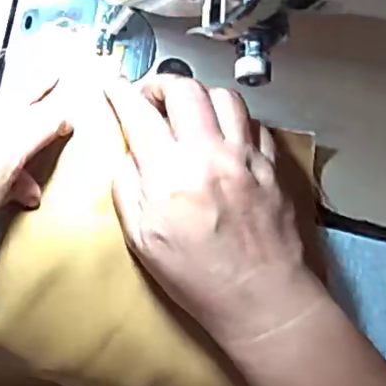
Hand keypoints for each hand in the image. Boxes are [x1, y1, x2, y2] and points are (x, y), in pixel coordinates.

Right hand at [104, 74, 326, 346]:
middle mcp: (210, 155)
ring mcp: (247, 158)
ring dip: (199, 96)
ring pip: (224, 97)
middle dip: (160, 84)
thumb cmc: (195, 276)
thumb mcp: (139, 238)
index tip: (112, 86)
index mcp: (170, 174)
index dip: (120, 93)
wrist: (263, 301)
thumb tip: (127, 155)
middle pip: (185, 90)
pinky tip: (221, 136)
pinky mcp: (273, 168)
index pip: (139, 114)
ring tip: (187, 112)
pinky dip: (232, 119)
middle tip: (149, 98)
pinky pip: (254, 123)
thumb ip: (126, 188)